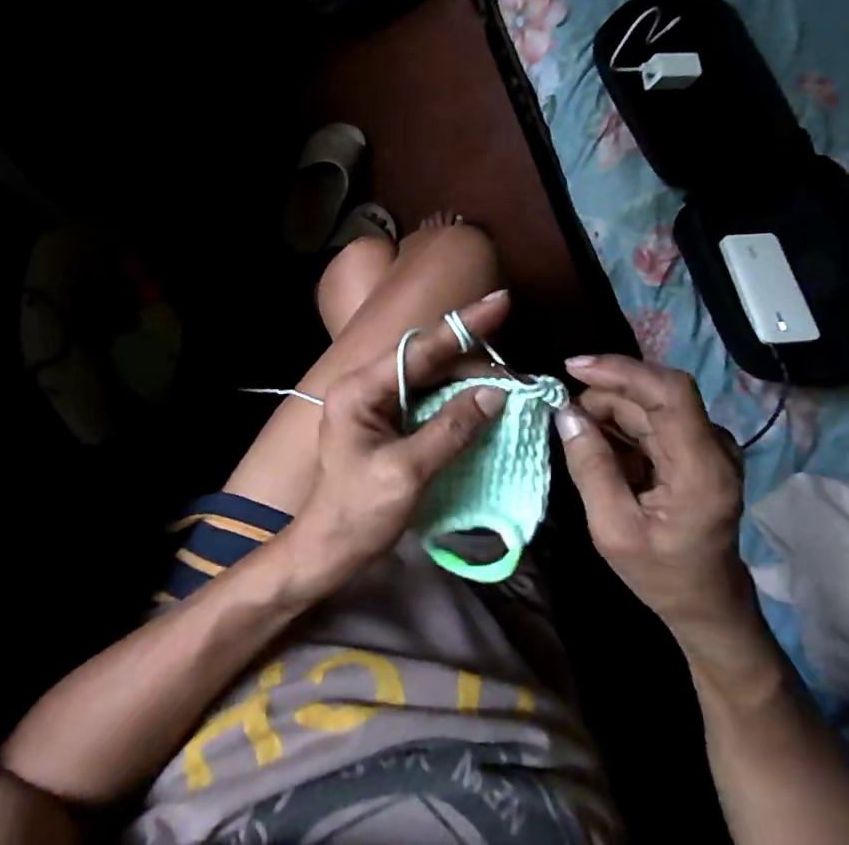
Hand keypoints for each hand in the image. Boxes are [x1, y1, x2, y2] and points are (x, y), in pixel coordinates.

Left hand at [282, 291, 512, 590]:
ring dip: (469, 379)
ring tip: (511, 383)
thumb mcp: (407, 471)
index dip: (463, 325)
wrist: (330, 548)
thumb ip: (450, 429)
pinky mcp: (387, 423)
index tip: (501, 300)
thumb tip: (494, 394)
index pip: (419, 349)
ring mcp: (376, 404)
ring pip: (430, 378)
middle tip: (518, 371)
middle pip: (427, 360)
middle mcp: (365, 387)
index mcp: (359, 389)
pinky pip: (427, 400)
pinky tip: (485, 400)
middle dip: (473, 359)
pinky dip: (457, 400)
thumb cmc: (360, 512)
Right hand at [555, 355, 754, 633]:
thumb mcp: (612, 529)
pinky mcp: (694, 450)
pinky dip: (617, 426)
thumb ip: (590, 468)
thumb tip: (566, 415)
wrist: (705, 602)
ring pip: (647, 404)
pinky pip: (650, 420)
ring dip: (606, 412)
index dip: (622, 370)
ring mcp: (707, 446)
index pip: (670, 393)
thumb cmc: (661, 574)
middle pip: (652, 394)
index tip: (573, 368)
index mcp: (701, 468)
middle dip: (601, 397)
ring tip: (577, 440)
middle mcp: (713, 447)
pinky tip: (598, 449)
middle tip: (561, 418)